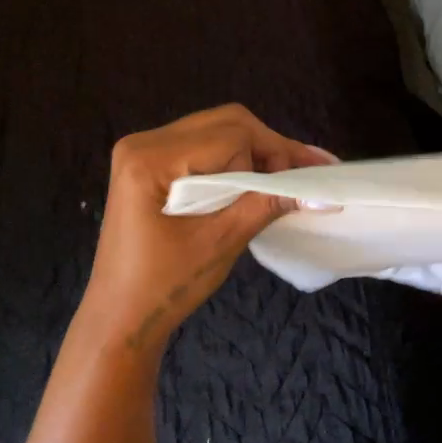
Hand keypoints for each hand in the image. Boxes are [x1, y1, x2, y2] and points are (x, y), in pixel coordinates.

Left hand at [81, 104, 335, 354]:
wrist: (120, 319)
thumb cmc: (165, 285)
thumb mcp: (222, 241)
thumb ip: (268, 204)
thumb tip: (322, 193)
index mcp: (150, 160)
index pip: (232, 136)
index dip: (275, 153)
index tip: (306, 179)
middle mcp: (143, 143)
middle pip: (226, 123)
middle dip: (268, 147)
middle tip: (301, 174)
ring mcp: (143, 152)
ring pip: (218, 130)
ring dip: (255, 151)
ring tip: (285, 178)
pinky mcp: (150, 164)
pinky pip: (204, 145)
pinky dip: (235, 159)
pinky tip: (257, 179)